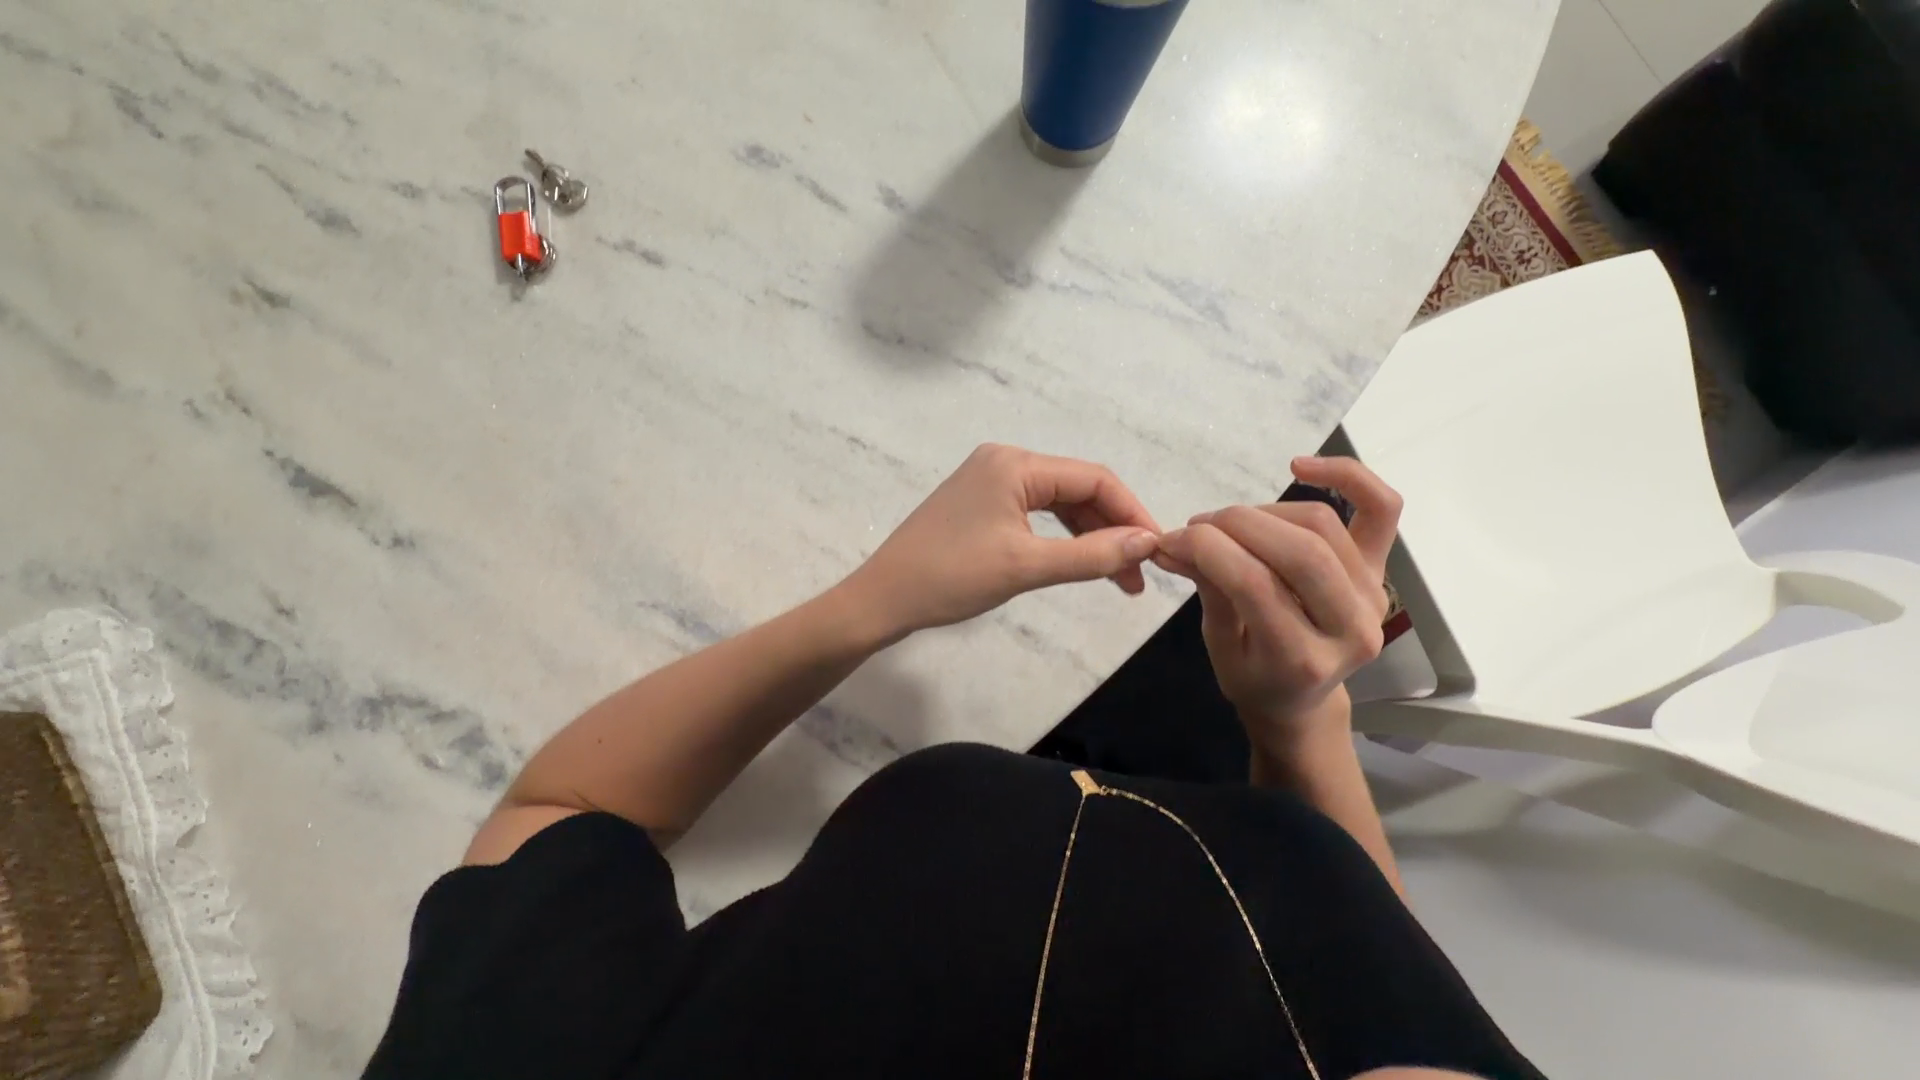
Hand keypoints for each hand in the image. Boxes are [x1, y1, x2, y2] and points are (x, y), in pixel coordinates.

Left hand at [844, 444, 1161, 639]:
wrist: (883, 598)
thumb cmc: (952, 578)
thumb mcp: (1027, 567)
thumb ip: (1092, 555)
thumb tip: (1148, 543)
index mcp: (1015, 464)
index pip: (1093, 479)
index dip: (1132, 513)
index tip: (1158, 552)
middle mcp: (1004, 461)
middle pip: (1077, 488)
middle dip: (1112, 530)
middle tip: (1138, 577)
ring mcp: (989, 480)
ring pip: (1058, 503)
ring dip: (1090, 537)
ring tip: (1118, 579)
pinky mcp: (980, 503)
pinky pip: (1035, 512)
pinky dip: (1061, 538)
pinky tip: (1080, 562)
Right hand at [1155, 456, 1400, 751]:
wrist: (1303, 698)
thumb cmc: (1253, 677)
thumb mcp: (1219, 644)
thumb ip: (1205, 587)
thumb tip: (1170, 542)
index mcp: (1304, 660)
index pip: (1253, 583)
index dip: (1205, 549)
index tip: (1169, 540)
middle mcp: (1352, 627)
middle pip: (1297, 549)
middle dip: (1235, 525)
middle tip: (1197, 527)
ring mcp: (1373, 594)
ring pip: (1320, 523)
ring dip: (1264, 510)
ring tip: (1228, 522)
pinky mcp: (1381, 568)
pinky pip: (1380, 509)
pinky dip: (1348, 476)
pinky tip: (1300, 466)